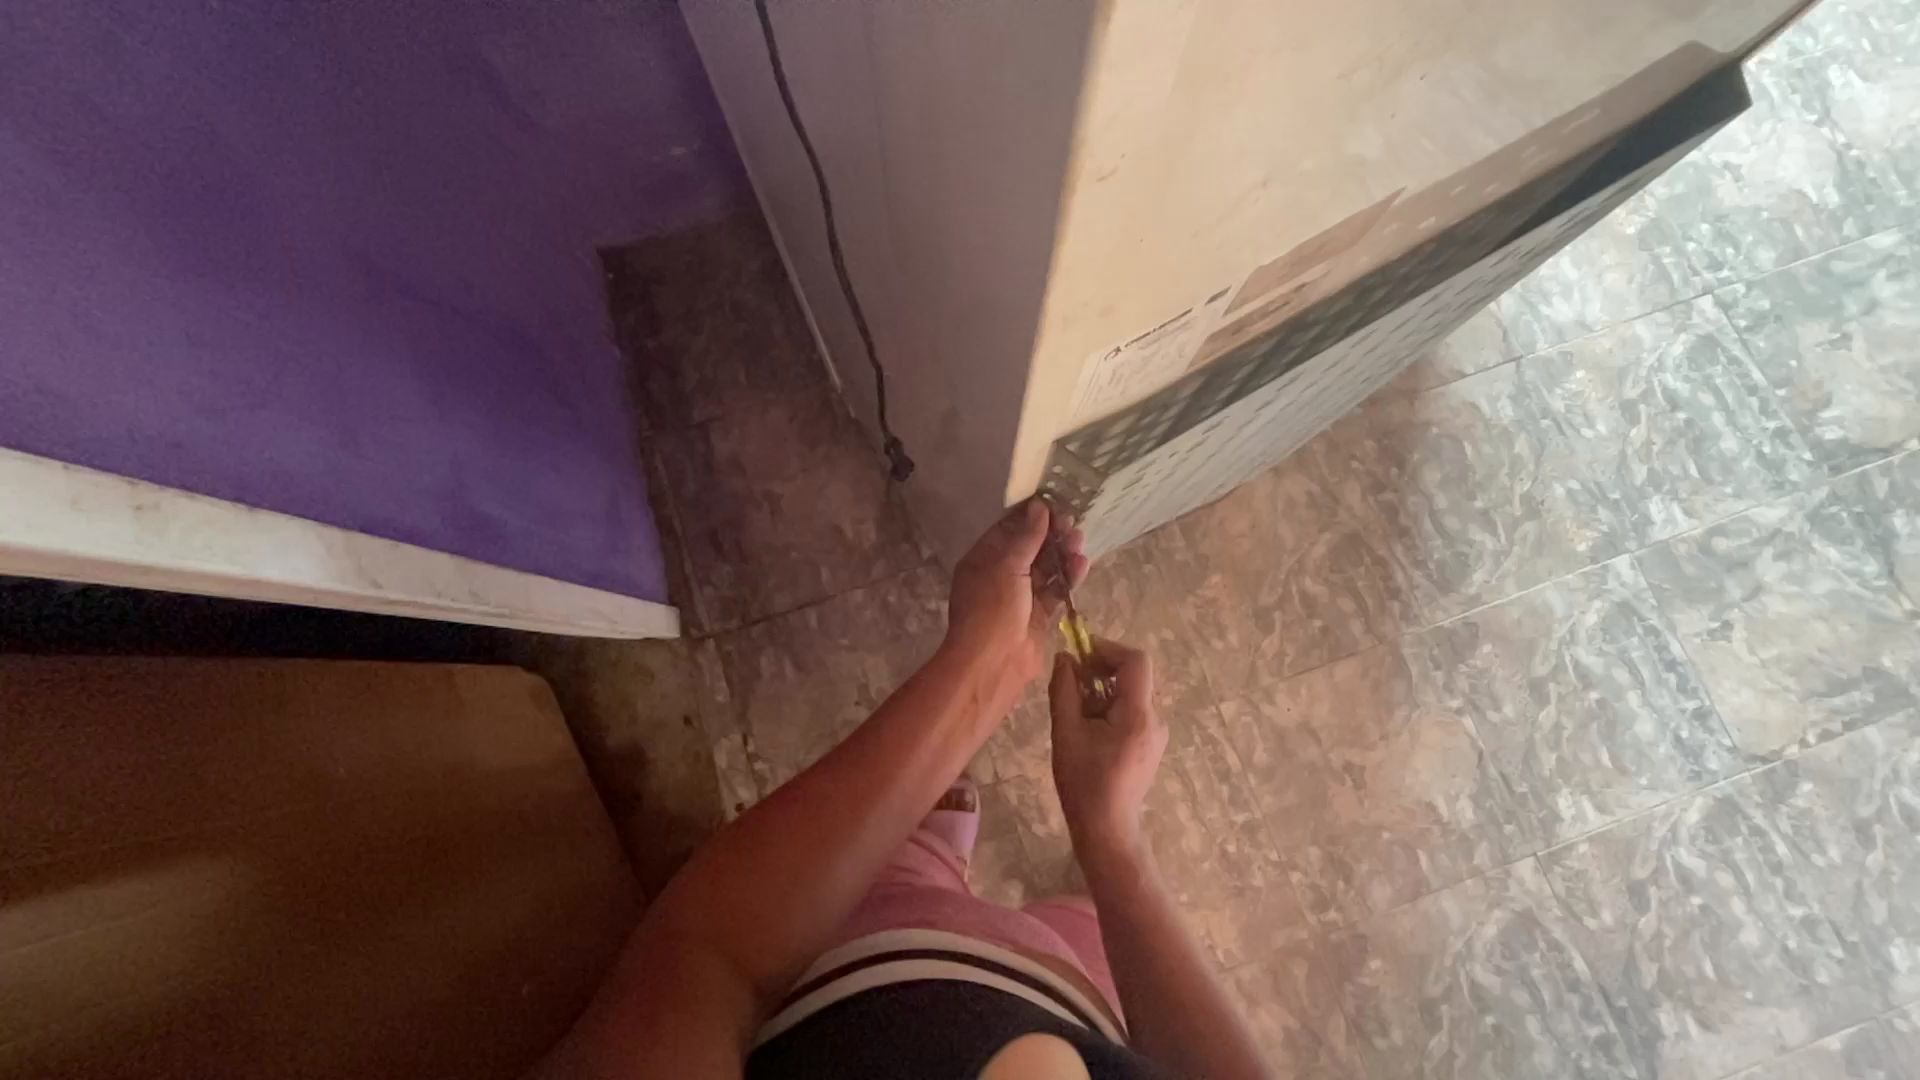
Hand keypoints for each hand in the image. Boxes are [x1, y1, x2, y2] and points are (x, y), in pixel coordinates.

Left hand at [944, 499, 1087, 686]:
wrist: (993, 663)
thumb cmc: (992, 608)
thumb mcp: (1006, 566)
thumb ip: (1026, 537)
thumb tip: (1039, 508)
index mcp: (983, 560)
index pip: (1007, 530)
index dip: (1030, 516)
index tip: (1054, 503)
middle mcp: (1000, 576)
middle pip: (1029, 548)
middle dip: (1051, 534)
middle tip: (1072, 521)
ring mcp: (1020, 597)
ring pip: (1045, 569)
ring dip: (1062, 554)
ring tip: (1080, 540)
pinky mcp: (1039, 615)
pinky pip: (1055, 590)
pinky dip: (1068, 577)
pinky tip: (1082, 564)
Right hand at [1049, 638, 1165, 855]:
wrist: (1106, 829)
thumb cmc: (1083, 783)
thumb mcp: (1065, 732)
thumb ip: (1064, 690)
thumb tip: (1065, 658)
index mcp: (1137, 714)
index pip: (1136, 661)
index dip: (1107, 649)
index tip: (1079, 654)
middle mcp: (1155, 719)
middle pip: (1135, 674)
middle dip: (1103, 668)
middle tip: (1073, 679)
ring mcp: (1157, 732)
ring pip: (1133, 691)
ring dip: (1105, 687)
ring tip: (1077, 706)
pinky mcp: (1151, 743)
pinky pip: (1134, 709)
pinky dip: (1112, 704)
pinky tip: (1090, 725)